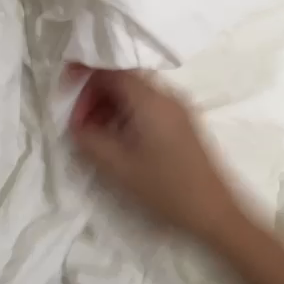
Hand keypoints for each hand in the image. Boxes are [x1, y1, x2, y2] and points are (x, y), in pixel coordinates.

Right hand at [68, 69, 247, 242]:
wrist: (217, 214)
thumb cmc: (166, 190)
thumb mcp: (118, 168)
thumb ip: (89, 139)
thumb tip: (76, 123)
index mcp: (150, 100)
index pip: (110, 69)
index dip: (84, 74)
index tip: (65, 90)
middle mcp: (167, 95)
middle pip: (123, 78)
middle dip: (95, 94)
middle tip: (79, 122)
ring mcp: (179, 108)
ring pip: (135, 93)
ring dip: (110, 106)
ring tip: (96, 134)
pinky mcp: (184, 123)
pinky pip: (148, 105)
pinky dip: (127, 114)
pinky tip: (120, 140)